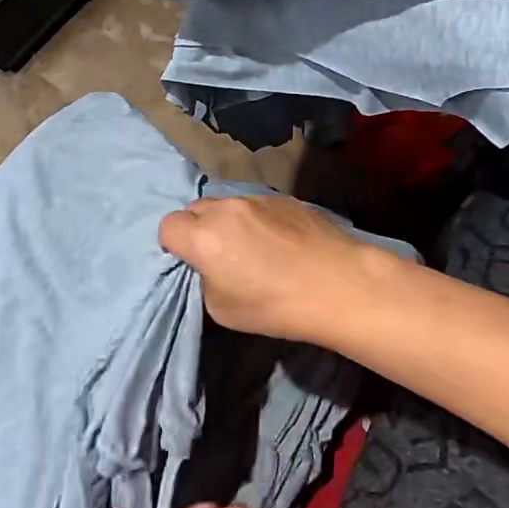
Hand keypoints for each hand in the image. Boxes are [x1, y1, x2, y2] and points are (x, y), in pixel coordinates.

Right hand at [159, 194, 408, 343]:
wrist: (341, 285)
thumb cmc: (275, 306)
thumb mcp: (221, 309)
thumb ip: (204, 279)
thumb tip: (209, 266)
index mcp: (201, 236)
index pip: (167, 227)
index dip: (174, 246)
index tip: (191, 263)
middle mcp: (224, 209)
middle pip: (195, 209)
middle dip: (198, 229)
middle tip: (219, 255)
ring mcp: (256, 199)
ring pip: (227, 205)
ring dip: (229, 222)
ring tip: (254, 248)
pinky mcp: (284, 198)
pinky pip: (256, 205)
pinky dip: (258, 220)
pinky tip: (280, 242)